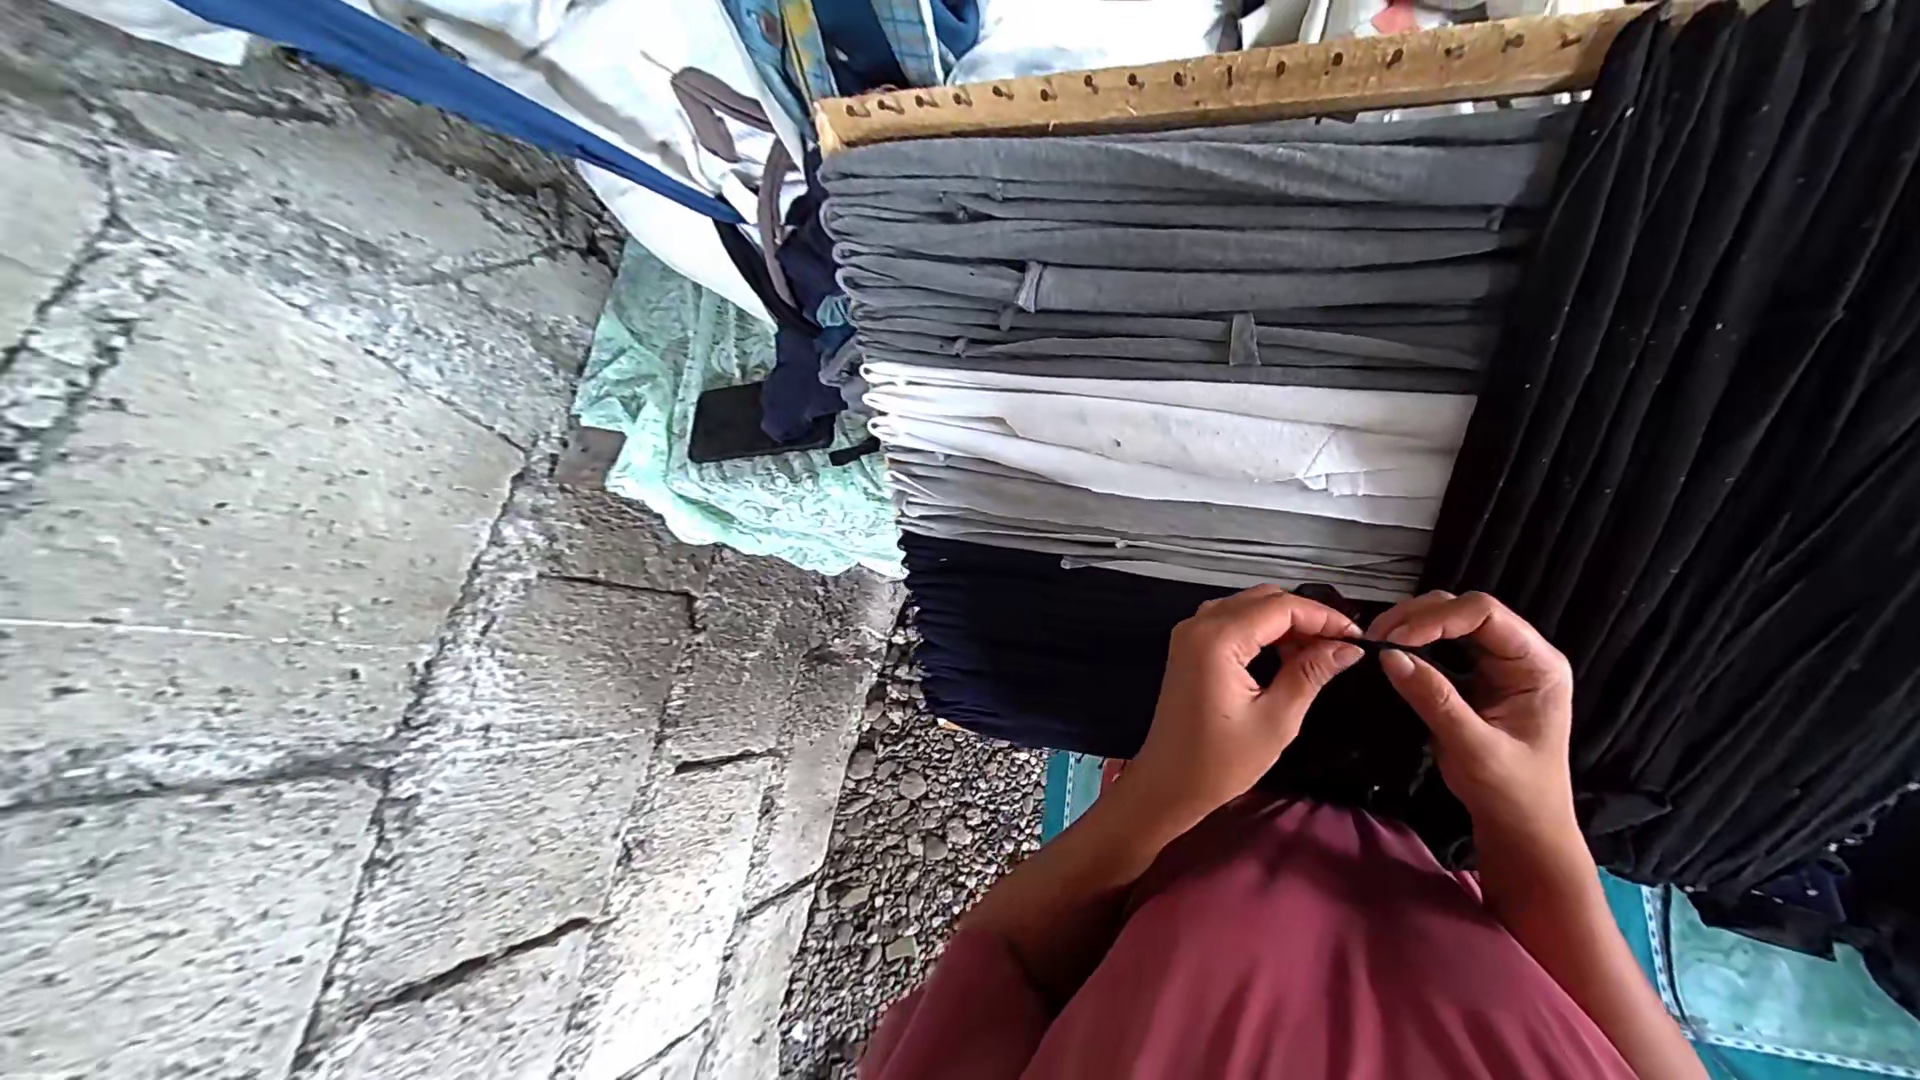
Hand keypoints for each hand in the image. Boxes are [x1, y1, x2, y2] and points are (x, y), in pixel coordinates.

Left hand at [1129, 586, 1363, 821]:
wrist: (1169, 780)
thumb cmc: (1220, 759)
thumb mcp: (1277, 719)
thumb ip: (1310, 673)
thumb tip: (1348, 648)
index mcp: (1215, 639)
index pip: (1279, 607)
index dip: (1324, 616)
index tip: (1358, 637)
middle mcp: (1197, 625)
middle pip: (1262, 599)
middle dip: (1306, 616)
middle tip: (1342, 645)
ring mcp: (1189, 633)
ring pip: (1247, 606)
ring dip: (1284, 621)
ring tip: (1320, 651)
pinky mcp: (1188, 646)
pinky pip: (1231, 621)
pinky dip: (1261, 629)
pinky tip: (1287, 653)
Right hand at [1369, 591, 1578, 848]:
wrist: (1520, 823)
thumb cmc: (1511, 790)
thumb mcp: (1473, 747)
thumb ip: (1434, 699)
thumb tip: (1389, 656)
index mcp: (1537, 664)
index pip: (1484, 614)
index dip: (1435, 619)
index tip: (1393, 641)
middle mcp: (1518, 653)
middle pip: (1461, 608)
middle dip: (1414, 618)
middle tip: (1374, 640)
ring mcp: (1494, 661)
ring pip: (1444, 618)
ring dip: (1407, 625)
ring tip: (1376, 645)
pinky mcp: (1471, 672)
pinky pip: (1436, 642)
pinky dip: (1407, 641)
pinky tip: (1387, 653)